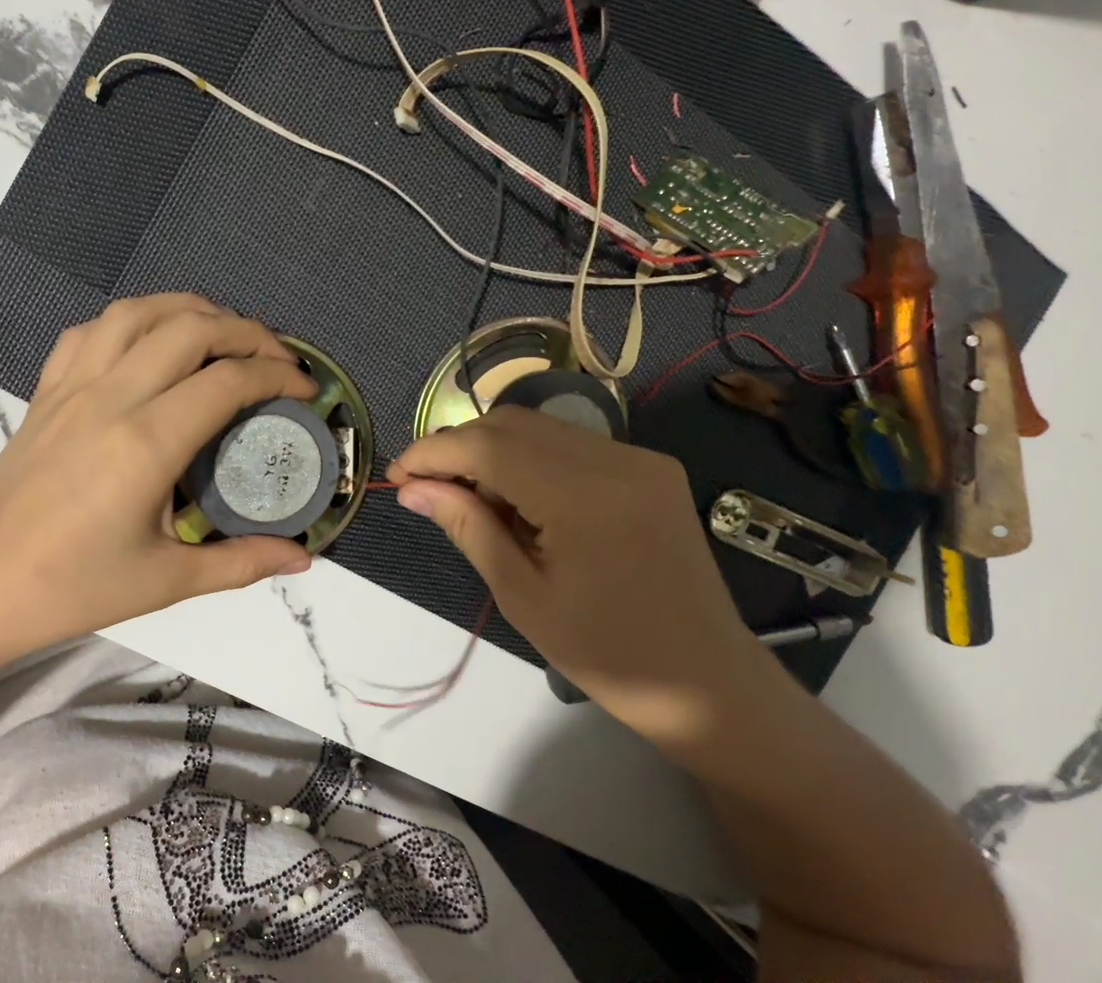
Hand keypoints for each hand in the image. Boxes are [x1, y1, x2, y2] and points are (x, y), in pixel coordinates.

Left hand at [0, 294, 317, 728]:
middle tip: (276, 357)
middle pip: (190, 329)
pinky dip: (131, 322)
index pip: (228, 381)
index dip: (278, 374)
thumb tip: (303, 557)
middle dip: (246, 331)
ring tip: (221, 331)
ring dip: (189, 309)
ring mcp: (71, 388)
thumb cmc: (74, 589)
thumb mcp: (168, 581)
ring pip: (137, 314)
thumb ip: (243, 562)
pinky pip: (89, 332)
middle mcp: (111, 398)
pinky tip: (147, 343)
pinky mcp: (45, 392)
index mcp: (147, 443)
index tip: (306, 389)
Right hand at [386, 406, 773, 741]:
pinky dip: (533, 460)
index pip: (487, 445)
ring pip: (542, 428)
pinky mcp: (653, 468)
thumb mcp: (521, 595)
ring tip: (475, 502)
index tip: (397, 477)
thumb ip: (467, 526)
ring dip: (495, 451)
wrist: (704, 678)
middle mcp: (615, 459)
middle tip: (430, 492)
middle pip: (513, 423)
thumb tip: (414, 489)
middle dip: (461, 447)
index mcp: (582, 496)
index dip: (433, 452)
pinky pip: (574, 445)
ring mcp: (640, 459)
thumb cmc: (605, 651)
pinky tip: (523, 502)